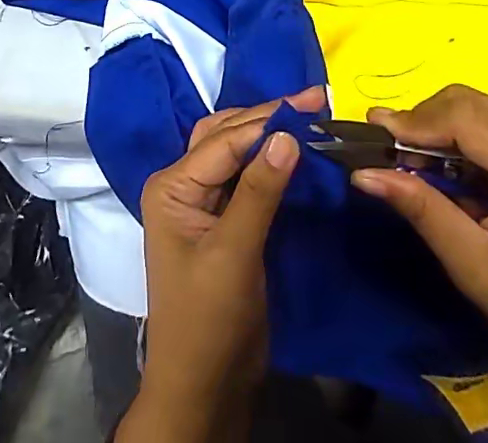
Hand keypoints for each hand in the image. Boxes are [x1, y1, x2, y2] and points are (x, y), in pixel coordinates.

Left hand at [116, 86, 324, 442]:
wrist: (203, 385)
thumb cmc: (208, 321)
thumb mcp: (234, 254)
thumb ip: (259, 193)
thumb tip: (287, 136)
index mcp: (172, 185)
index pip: (225, 141)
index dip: (268, 121)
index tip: (314, 104)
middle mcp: (183, 184)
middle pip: (226, 136)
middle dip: (267, 117)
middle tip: (315, 102)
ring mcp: (203, 203)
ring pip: (235, 152)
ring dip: (267, 134)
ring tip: (309, 117)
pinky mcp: (224, 222)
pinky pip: (247, 179)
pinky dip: (270, 163)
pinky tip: (297, 153)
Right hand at [349, 85, 487, 378]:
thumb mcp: (478, 269)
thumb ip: (424, 212)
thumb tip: (363, 172)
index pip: (468, 119)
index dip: (415, 122)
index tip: (372, 138)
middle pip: (471, 103)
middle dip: (422, 122)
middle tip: (389, 155)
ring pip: (478, 107)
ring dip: (437, 128)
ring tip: (414, 163)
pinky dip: (458, 137)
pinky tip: (449, 169)